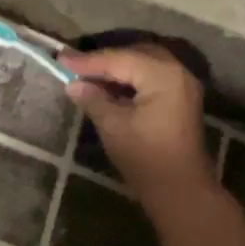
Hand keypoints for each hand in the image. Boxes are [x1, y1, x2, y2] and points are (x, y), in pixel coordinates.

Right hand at [60, 45, 214, 197]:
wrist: (181, 191)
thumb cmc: (146, 157)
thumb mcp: (113, 126)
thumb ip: (93, 99)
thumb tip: (73, 85)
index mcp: (162, 75)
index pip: (119, 59)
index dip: (88, 61)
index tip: (61, 60)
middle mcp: (177, 72)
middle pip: (134, 55)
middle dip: (105, 60)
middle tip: (75, 66)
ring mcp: (183, 85)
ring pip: (144, 64)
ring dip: (118, 69)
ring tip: (89, 77)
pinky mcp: (181, 99)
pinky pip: (152, 77)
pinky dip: (131, 79)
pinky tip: (110, 89)